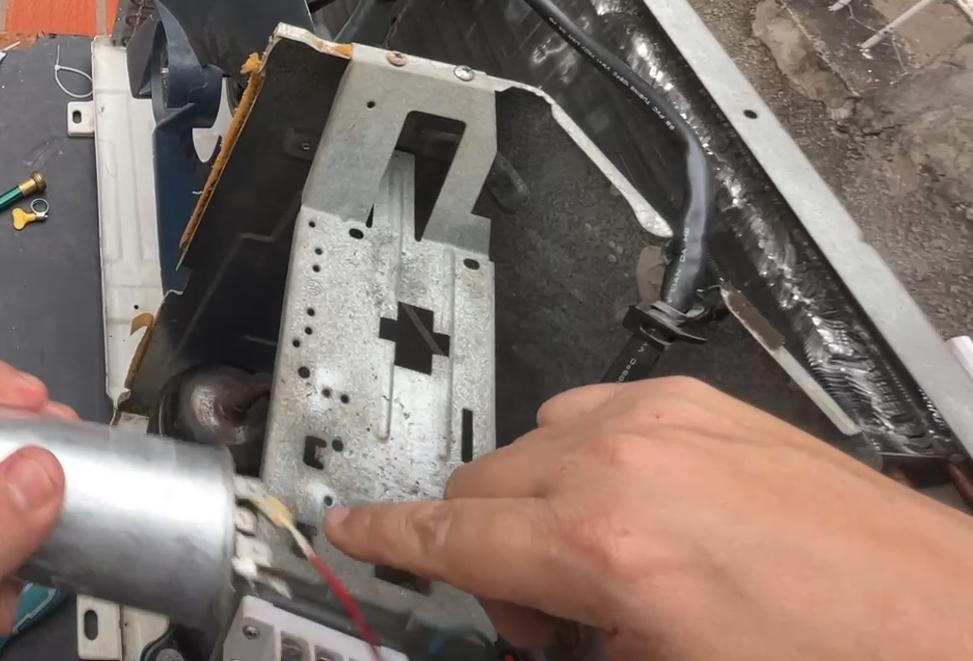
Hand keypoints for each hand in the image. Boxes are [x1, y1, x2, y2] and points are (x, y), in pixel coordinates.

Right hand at [322, 377, 972, 658]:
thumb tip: (538, 629)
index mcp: (608, 547)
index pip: (455, 536)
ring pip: (525, 448)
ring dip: (536, 506)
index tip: (347, 529)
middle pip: (478, 487)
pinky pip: (584, 418)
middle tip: (551, 620)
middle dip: (488, 550)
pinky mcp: (691, 401)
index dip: (390, 537)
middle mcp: (614, 462)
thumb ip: (579, 650)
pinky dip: (585, 464)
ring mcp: (653, 419)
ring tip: (608, 564)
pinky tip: (648, 510)